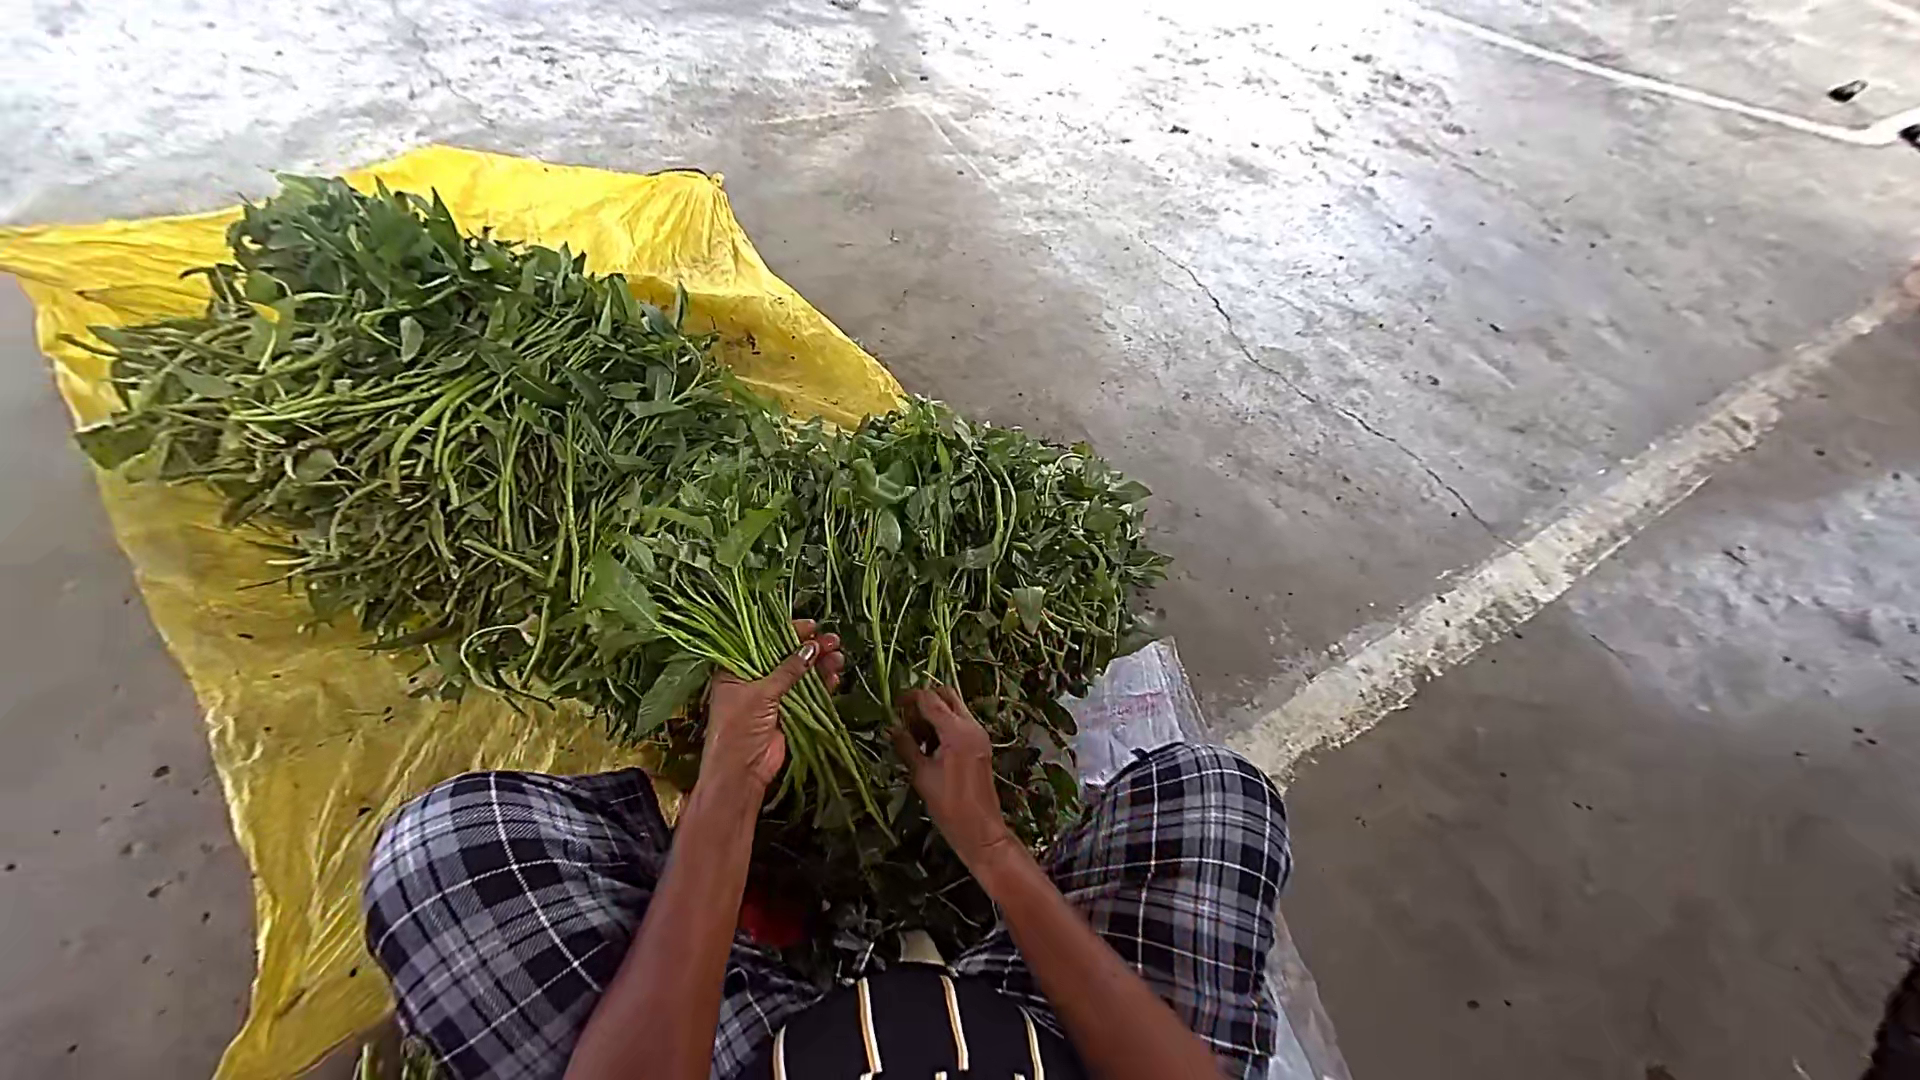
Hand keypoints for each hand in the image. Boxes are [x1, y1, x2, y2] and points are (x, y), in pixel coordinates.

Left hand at [703, 620, 842, 791]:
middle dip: (810, 648)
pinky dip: (822, 684)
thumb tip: (811, 647)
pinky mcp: (788, 710)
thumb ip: (788, 669)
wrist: (741, 773)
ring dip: (820, 665)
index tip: (812, 627)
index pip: (764, 641)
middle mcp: (754, 678)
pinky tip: (834, 676)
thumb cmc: (738, 729)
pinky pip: (808, 692)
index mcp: (736, 669)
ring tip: (838, 658)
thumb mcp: (761, 693)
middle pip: (786, 656)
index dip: (788, 632)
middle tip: (832, 641)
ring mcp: (773, 695)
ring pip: (801, 673)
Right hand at [892, 686, 1018, 872]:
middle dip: (924, 702)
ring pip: (954, 708)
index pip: (930, 699)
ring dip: (933, 714)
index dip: (909, 697)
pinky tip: (929, 746)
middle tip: (905, 719)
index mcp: (956, 731)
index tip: (893, 704)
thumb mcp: (921, 774)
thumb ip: (905, 746)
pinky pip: (960, 723)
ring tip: (914, 737)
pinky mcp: (980, 744)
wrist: (980, 829)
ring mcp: (978, 734)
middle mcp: (971, 726)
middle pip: (946, 696)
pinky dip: (944, 725)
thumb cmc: (949, 805)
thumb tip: (890, 728)